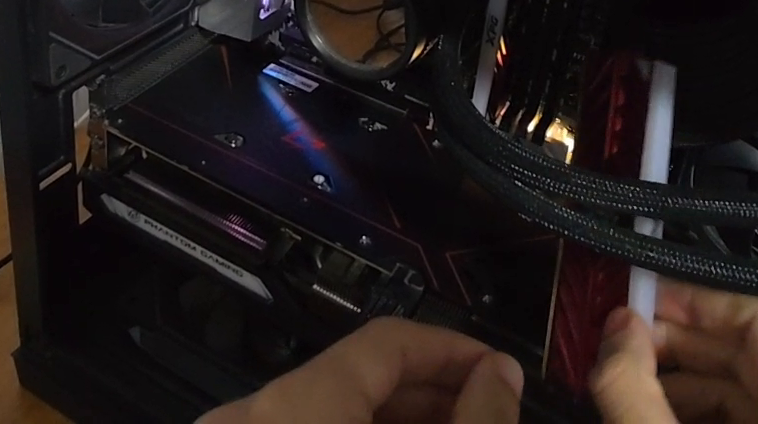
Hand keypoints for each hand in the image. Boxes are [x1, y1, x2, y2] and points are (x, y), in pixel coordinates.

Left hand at [200, 316, 525, 423]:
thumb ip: (473, 421)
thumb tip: (501, 374)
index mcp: (293, 404)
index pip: (386, 340)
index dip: (453, 346)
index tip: (502, 369)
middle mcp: (255, 414)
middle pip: (359, 376)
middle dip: (435, 390)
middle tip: (493, 408)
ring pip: (337, 411)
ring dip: (405, 419)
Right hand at [589, 282, 757, 423]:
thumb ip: (634, 394)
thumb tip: (616, 328)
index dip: (689, 293)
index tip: (634, 294)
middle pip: (751, 351)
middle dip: (675, 338)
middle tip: (618, 338)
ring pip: (752, 392)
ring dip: (684, 379)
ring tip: (630, 381)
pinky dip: (706, 415)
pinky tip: (660, 416)